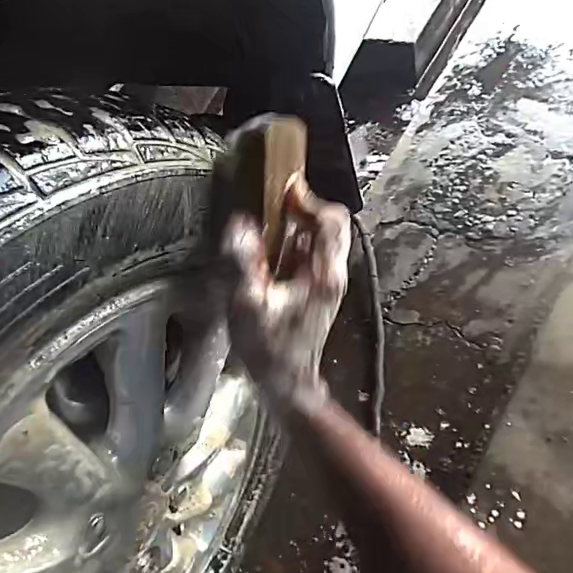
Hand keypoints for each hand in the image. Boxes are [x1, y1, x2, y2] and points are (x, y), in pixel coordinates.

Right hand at [220, 175, 350, 410]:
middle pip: (330, 226)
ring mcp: (327, 284)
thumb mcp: (249, 302)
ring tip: (268, 222)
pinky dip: (294, 243)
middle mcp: (332, 275)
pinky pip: (311, 255)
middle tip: (274, 202)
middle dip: (303, 209)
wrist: (287, 383)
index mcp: (323, 274)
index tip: (284, 189)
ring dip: (297, 226)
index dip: (308, 199)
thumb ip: (245, 261)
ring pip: (321, 240)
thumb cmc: (269, 348)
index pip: (330, 221)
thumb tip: (240, 225)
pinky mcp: (317, 292)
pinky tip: (269, 251)